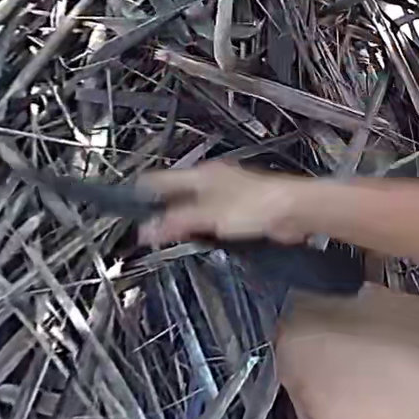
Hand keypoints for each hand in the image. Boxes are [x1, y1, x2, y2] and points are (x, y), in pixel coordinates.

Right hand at [134, 162, 311, 245]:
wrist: (295, 210)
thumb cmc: (257, 204)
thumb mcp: (208, 215)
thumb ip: (176, 221)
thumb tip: (145, 230)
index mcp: (201, 174)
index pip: (158, 180)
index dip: (138, 195)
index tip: (122, 213)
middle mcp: (212, 181)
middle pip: (174, 196)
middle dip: (160, 215)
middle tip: (143, 237)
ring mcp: (227, 195)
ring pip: (193, 210)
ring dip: (182, 226)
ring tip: (166, 244)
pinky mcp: (240, 211)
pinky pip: (211, 221)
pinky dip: (202, 231)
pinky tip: (199, 244)